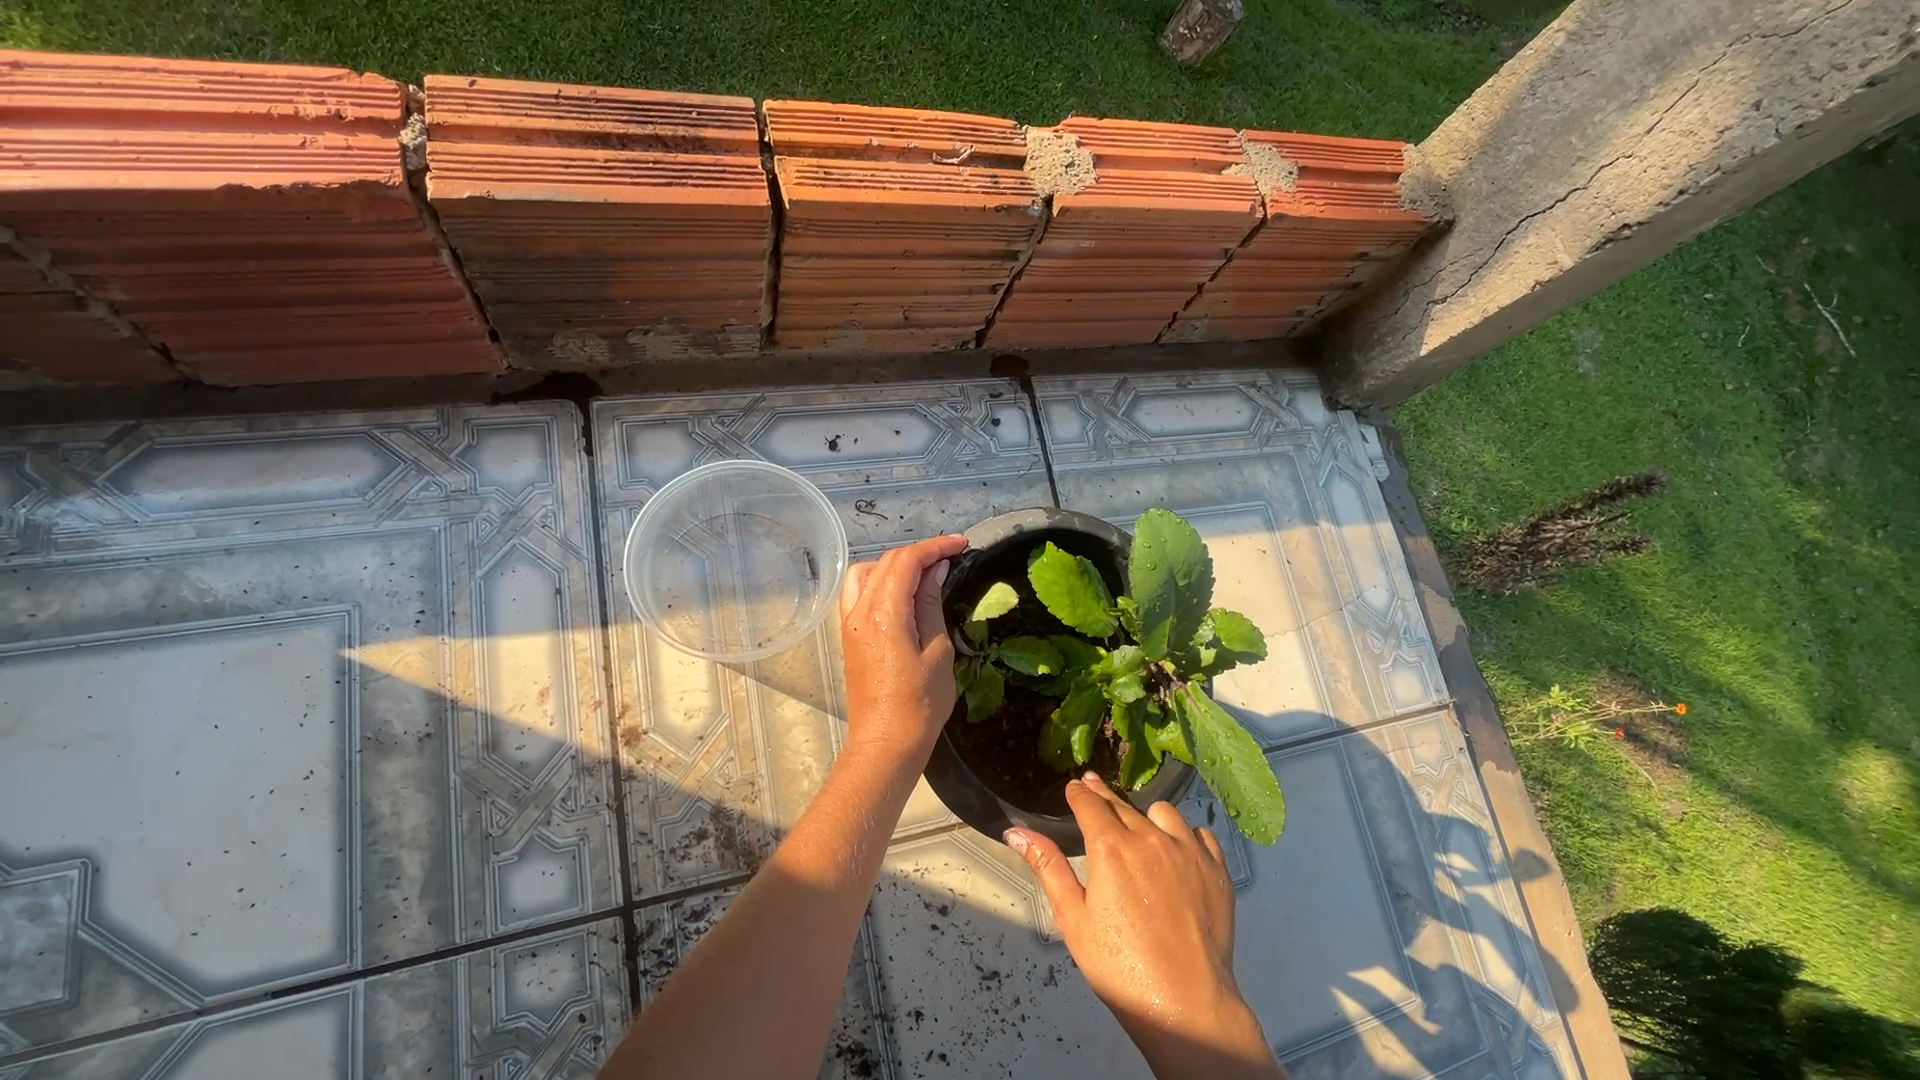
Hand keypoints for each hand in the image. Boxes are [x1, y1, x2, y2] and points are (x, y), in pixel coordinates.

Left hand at [838, 534, 967, 760]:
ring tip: (925, 573)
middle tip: (951, 556)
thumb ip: (932, 605)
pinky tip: (901, 592)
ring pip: (866, 573)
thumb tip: (936, 571)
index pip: (907, 561)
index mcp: (884, 613)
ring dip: (896, 565)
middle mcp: (860, 611)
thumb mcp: (938, 651)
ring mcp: (850, 624)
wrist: (886, 742)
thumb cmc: (919, 703)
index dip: (936, 547)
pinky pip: (858, 593)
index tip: (961, 544)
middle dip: (920, 553)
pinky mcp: (849, 636)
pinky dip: (879, 581)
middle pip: (886, 563)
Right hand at [1007, 774, 1282, 1078]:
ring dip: (1146, 815)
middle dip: (1104, 796)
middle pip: (1123, 806)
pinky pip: (1200, 835)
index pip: (1090, 804)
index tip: (1074, 787)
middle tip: (1094, 789)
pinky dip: (1186, 836)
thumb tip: (1016, 832)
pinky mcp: (1217, 870)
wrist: (1184, 1003)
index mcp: (1111, 847)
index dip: (1079, 793)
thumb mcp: (1073, 918)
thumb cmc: (1119, 966)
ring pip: (1164, 813)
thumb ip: (1048, 867)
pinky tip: (1178, 850)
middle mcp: (1150, 838)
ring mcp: (1188, 851)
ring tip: (1140, 828)